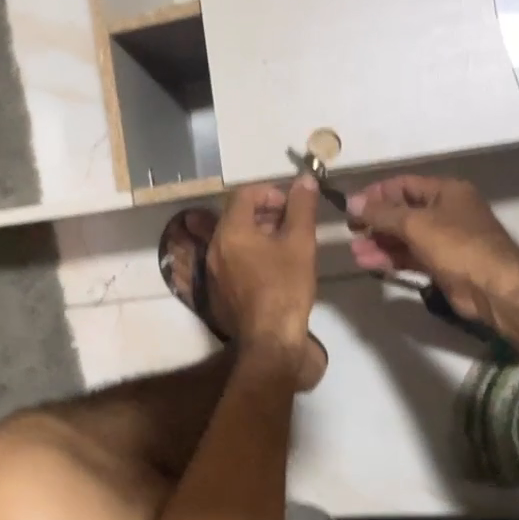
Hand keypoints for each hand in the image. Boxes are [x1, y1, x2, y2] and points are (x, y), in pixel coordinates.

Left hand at [209, 178, 320, 375]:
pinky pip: (232, 261)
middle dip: (265, 212)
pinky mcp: (218, 291)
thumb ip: (302, 207)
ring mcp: (213, 272)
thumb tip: (305, 179)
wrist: (270, 340)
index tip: (292, 204)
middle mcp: (214, 248)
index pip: (244, 194)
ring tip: (287, 243)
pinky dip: (251, 254)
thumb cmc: (286, 287)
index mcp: (230, 232)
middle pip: (236, 215)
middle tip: (293, 221)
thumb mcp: (300, 243)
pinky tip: (274, 268)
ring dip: (259, 233)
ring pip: (234, 239)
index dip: (270, 192)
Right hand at [346, 175, 518, 324]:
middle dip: (375, 222)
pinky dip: (391, 258)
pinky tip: (369, 263)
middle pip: (403, 211)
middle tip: (351, 232)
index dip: (376, 193)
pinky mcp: (442, 263)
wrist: (493, 287)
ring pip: (405, 236)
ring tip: (355, 252)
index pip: (403, 184)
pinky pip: (411, 255)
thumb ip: (381, 214)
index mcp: (446, 191)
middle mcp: (446, 211)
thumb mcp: (415, 224)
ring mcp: (445, 239)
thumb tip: (351, 202)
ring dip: (380, 243)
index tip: (351, 207)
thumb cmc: (457, 245)